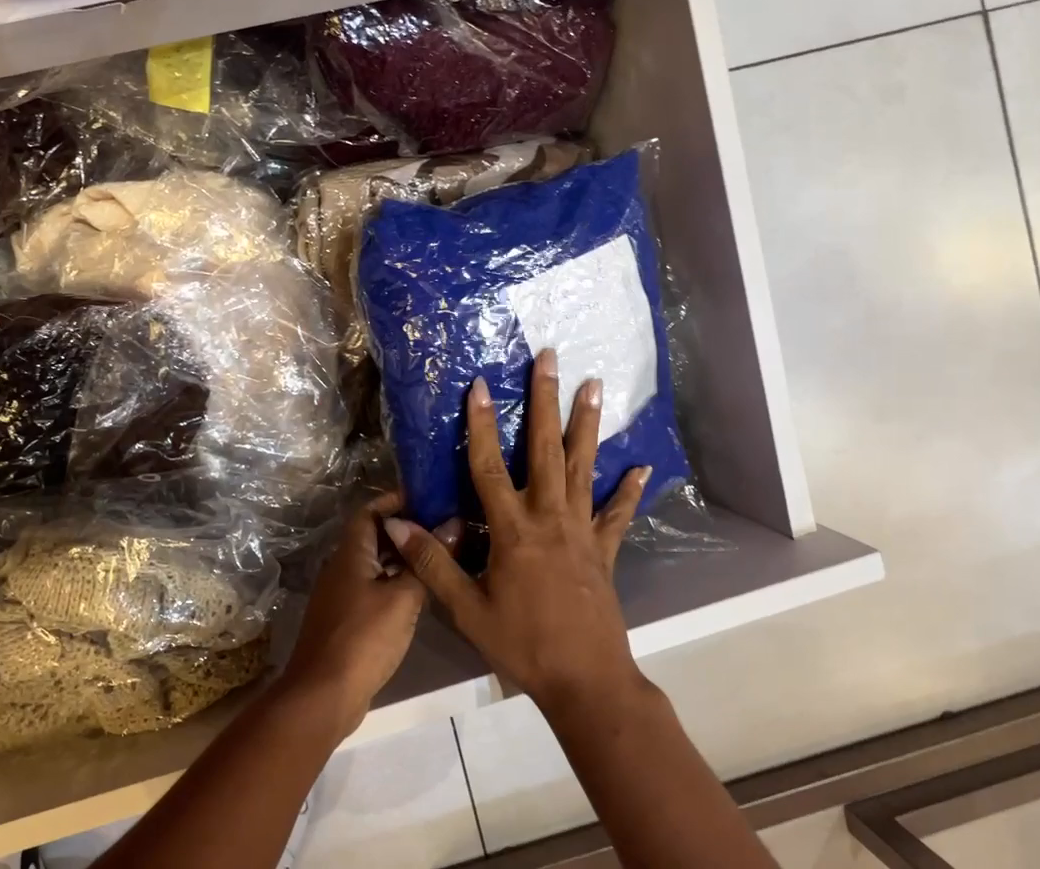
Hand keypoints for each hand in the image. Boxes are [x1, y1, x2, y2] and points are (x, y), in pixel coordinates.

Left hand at [281, 494, 451, 732]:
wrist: (324, 694)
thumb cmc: (363, 638)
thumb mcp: (403, 599)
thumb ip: (427, 563)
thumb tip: (453, 523)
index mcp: (350, 554)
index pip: (369, 511)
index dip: (395, 500)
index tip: (429, 498)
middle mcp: (341, 568)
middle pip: (373, 536)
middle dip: (406, 529)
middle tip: (444, 527)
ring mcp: (341, 595)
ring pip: (375, 564)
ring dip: (403, 559)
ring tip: (441, 557)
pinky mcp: (346, 620)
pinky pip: (373, 588)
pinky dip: (395, 583)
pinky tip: (422, 593)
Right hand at [385, 347, 649, 710]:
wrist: (586, 680)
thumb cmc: (521, 644)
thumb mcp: (466, 608)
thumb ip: (433, 563)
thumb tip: (397, 522)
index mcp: (512, 531)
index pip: (488, 466)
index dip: (479, 424)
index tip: (478, 384)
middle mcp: (549, 519)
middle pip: (544, 449)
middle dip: (544, 401)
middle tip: (550, 358)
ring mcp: (582, 531)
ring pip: (583, 467)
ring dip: (586, 424)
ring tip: (593, 385)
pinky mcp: (604, 550)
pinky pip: (617, 513)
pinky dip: (629, 489)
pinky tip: (641, 465)